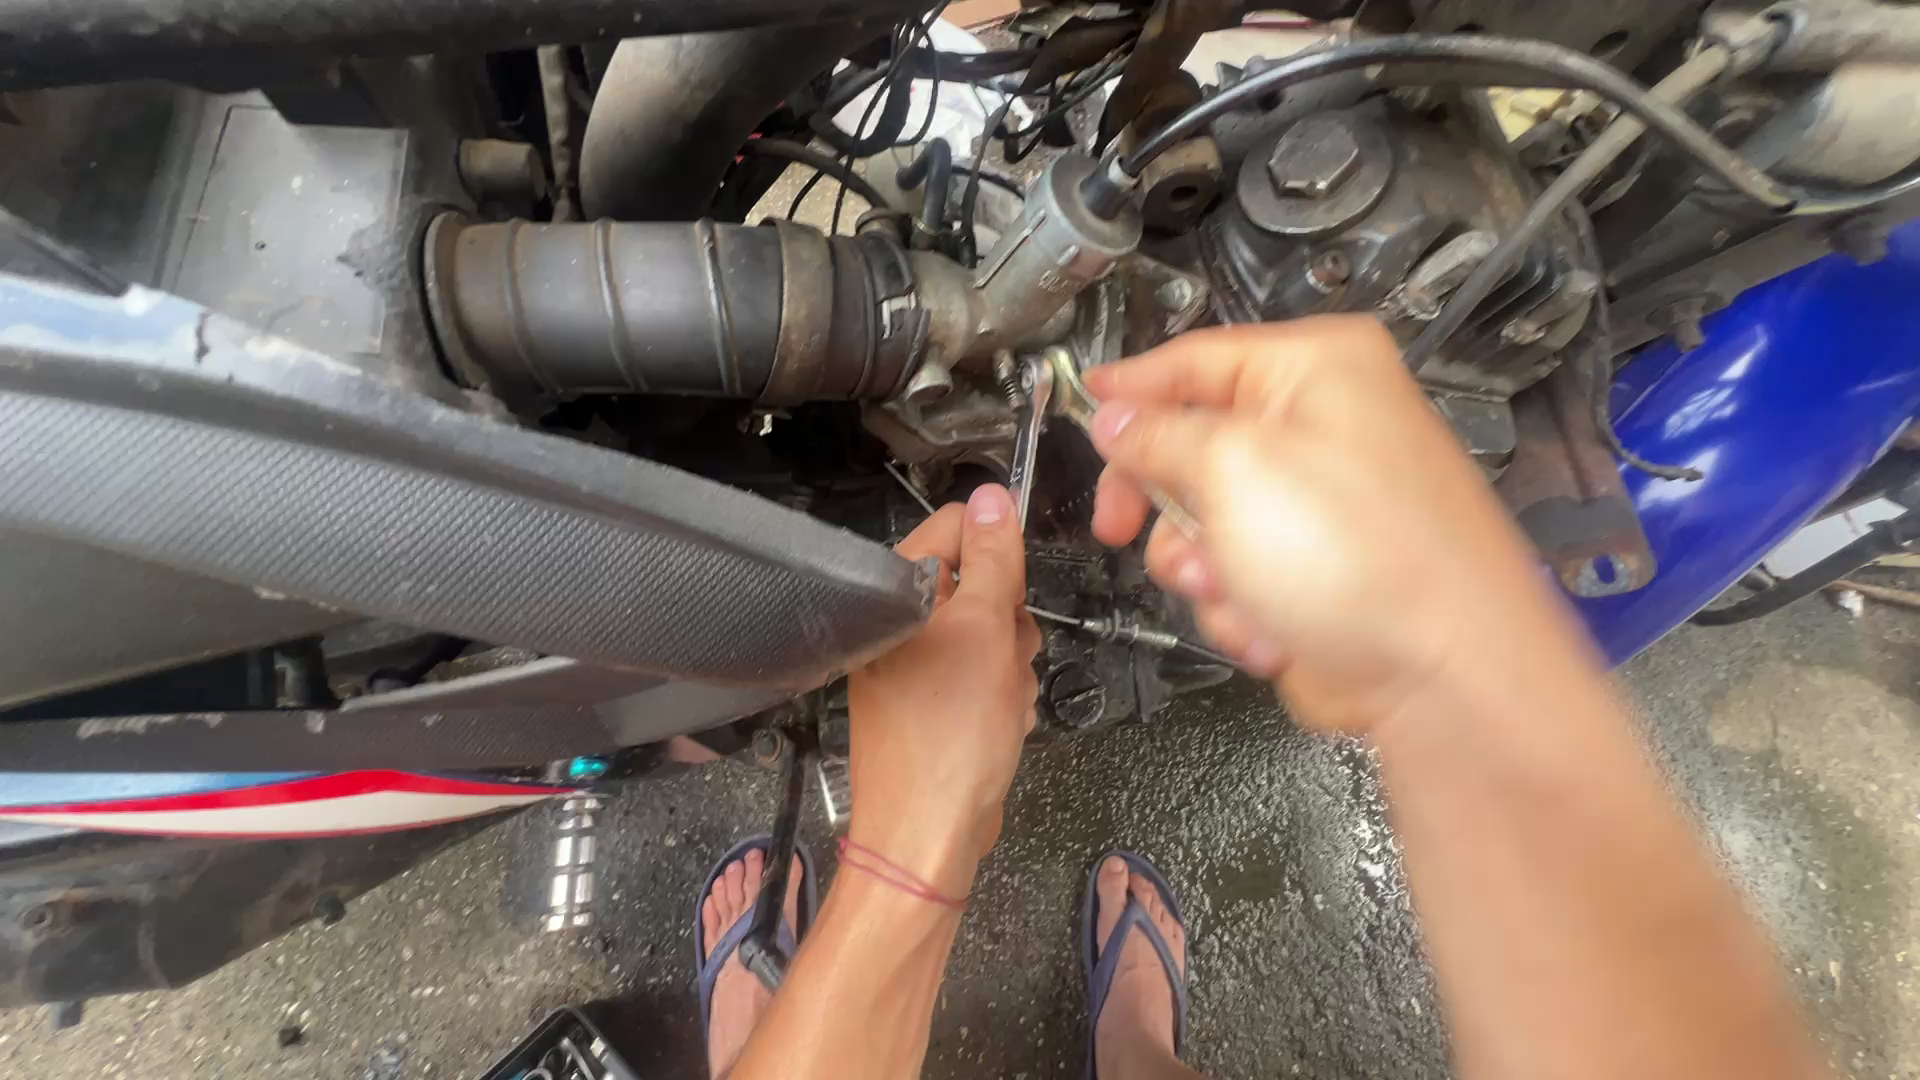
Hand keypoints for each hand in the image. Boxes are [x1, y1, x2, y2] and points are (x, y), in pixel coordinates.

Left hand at [846, 485, 1041, 895]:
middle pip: (981, 582)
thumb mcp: (985, 629)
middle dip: (1008, 619)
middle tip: (1005, 653)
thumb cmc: (952, 732)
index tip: (1013, 588)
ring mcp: (918, 661)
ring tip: (1002, 695)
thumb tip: (994, 496)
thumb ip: (994, 559)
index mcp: (896, 592)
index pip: (956, 527)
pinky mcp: (936, 696)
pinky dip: (1002, 690)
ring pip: (992, 630)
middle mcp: (901, 621)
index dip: (997, 550)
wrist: (931, 833)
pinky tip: (999, 718)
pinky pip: (986, 670)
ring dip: (1012, 661)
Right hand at [1085, 317, 1591, 736]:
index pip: (1193, 360)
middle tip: (1119, 525)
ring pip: (1199, 518)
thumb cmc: (1357, 557)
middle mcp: (1319, 426)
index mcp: (1315, 371)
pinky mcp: (1310, 562)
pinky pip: (1230, 568)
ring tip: (1232, 588)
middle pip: (1187, 444)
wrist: (1440, 678)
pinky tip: (1269, 621)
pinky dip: (1234, 600)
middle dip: (1159, 500)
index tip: (1085, 403)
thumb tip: (1114, 419)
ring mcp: (1315, 500)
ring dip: (1198, 564)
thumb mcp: (1230, 471)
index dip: (1130, 386)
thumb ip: (1156, 436)